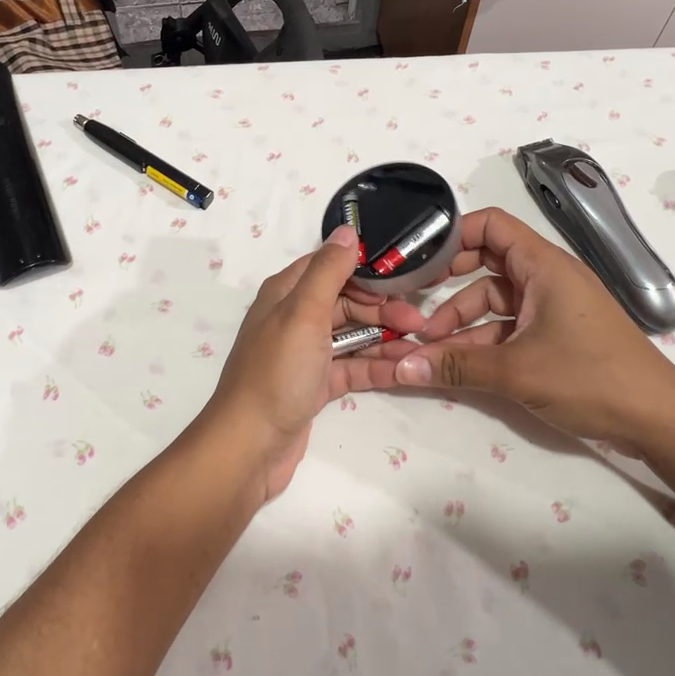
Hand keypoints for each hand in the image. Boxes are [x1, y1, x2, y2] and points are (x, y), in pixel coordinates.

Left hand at [196, 225, 423, 502]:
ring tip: (424, 346)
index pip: (331, 266)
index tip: (404, 277)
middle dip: (384, 309)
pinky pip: (353, 366)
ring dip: (387, 338)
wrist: (250, 445)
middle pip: (347, 301)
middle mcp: (295, 318)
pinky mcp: (316, 385)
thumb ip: (328, 271)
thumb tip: (348, 230)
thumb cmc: (276, 373)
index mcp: (286, 293)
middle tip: (422, 323)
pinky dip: (377, 366)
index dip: (366, 269)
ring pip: (353, 335)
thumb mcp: (303, 314)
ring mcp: (306, 353)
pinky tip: (407, 369)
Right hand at [377, 207, 674, 446]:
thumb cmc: (592, 378)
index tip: (420, 258)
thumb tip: (400, 368)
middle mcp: (548, 278)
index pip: (492, 225)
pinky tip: (456, 364)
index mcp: (544, 265)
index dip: (453, 234)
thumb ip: (455, 366)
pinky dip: (482, 341)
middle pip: (488, 262)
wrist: (660, 422)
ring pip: (495, 300)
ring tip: (428, 347)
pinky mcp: (557, 336)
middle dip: (449, 281)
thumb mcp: (517, 372)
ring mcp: (553, 308)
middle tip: (414, 298)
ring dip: (461, 320)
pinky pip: (509, 327)